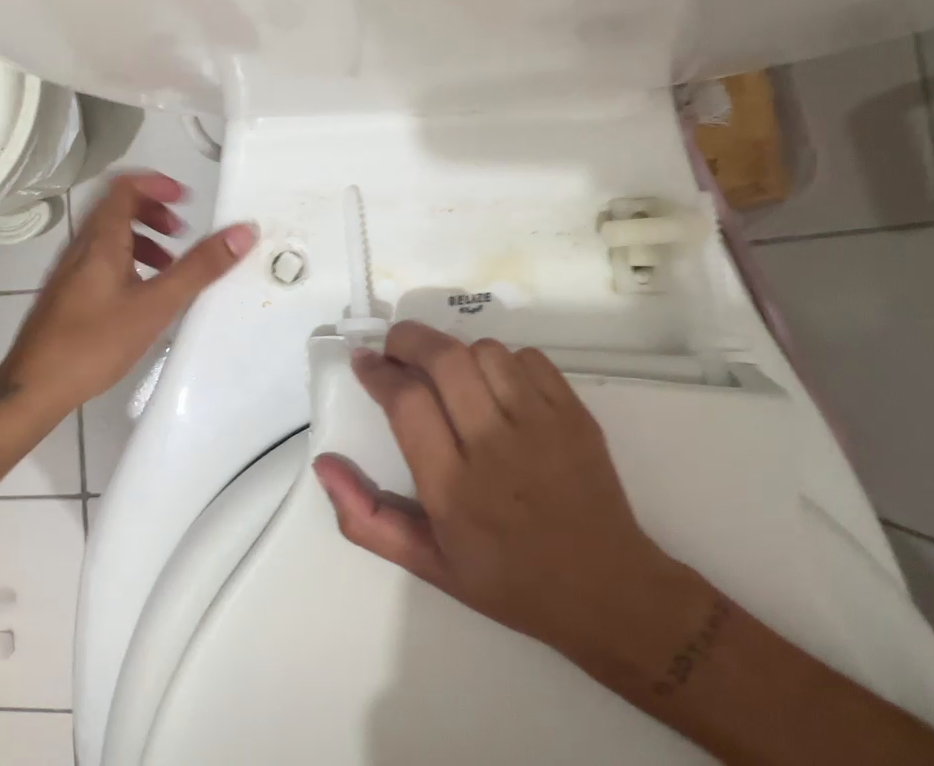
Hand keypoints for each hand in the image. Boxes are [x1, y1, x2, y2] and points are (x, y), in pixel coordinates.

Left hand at [0, 172, 255, 410]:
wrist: (35, 385)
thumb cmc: (94, 343)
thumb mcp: (156, 305)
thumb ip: (199, 269)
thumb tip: (242, 232)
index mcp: (100, 240)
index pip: (124, 186)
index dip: (156, 183)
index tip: (185, 198)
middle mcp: (80, 247)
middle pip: (115, 208)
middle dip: (153, 212)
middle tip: (180, 232)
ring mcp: (68, 271)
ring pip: (107, 237)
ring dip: (142, 239)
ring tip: (168, 266)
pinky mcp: (66, 294)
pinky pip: (99, 261)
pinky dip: (127, 262)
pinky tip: (141, 295)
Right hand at [313, 323, 687, 659]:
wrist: (609, 592)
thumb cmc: (508, 581)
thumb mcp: (426, 564)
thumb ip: (366, 519)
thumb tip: (324, 464)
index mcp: (453, 489)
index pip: (407, 402)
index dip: (377, 371)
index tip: (364, 362)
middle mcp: (495, 449)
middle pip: (444, 360)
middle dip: (408, 340)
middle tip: (394, 349)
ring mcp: (542, 427)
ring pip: (485, 352)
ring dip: (454, 351)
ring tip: (445, 371)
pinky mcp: (576, 416)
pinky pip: (529, 359)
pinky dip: (501, 359)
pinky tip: (492, 384)